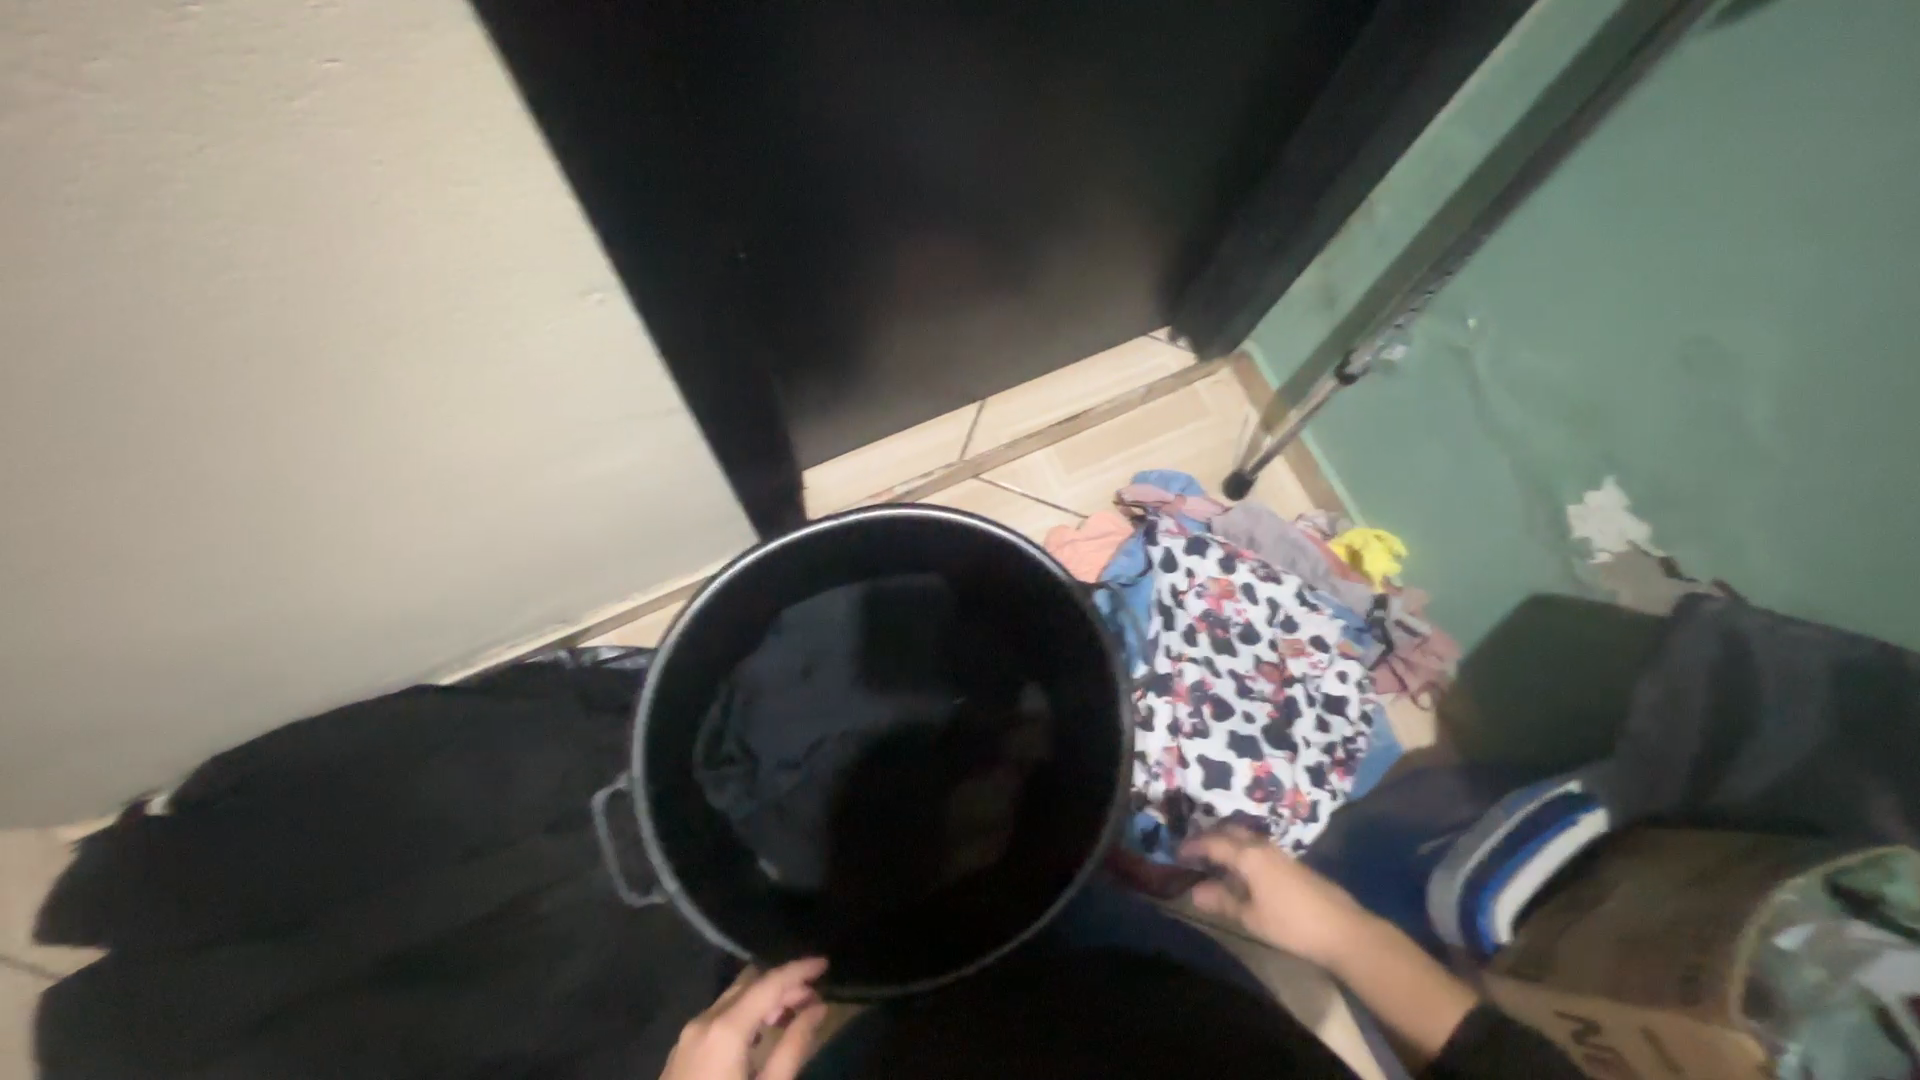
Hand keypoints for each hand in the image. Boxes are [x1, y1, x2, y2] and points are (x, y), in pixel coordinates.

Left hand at [660, 958, 830, 1079]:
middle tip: (814, 997)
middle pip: (750, 983)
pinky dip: (745, 1013)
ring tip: (793, 1014)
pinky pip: (718, 1017)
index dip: (800, 970)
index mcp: (726, 1029)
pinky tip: (762, 1032)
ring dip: (764, 998)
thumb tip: (817, 1009)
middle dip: (783, 984)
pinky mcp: (681, 1052)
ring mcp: (688, 1036)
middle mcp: (704, 1021)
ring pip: (733, 998)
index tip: (826, 964)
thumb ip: (794, 1046)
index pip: (770, 982)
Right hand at [1180, 827, 1371, 969]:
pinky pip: (1258, 847)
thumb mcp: (1251, 917)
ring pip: (1245, 838)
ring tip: (1213, 860)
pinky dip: (1242, 852)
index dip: (1192, 846)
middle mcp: (1262, 846)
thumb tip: (1193, 891)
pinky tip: (1241, 870)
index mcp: (1248, 855)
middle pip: (1230, 832)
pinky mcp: (1292, 864)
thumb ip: (1221, 901)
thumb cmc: (1292, 924)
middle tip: (1193, 851)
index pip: (1212, 842)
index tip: (1176, 852)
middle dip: (1209, 838)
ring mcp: (1280, 853)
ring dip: (1227, 844)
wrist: (1344, 930)